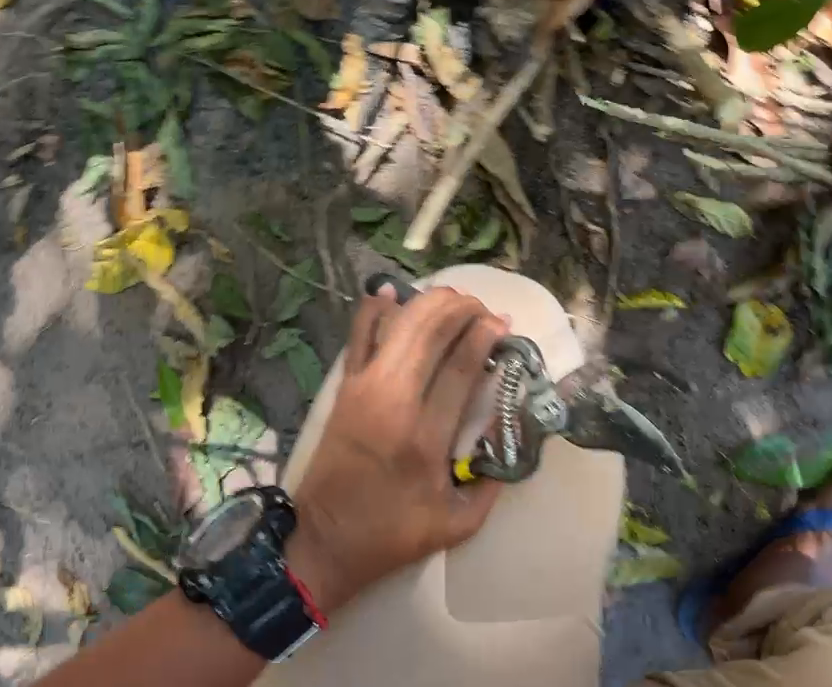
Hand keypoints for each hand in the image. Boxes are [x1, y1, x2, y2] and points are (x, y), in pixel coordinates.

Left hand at [286, 286, 507, 612]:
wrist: (321, 542)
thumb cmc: (392, 536)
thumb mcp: (458, 524)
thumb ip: (491, 481)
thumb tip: (509, 431)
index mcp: (424, 438)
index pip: (460, 367)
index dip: (485, 336)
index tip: (503, 324)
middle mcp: (393, 401)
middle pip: (430, 331)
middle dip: (462, 309)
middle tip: (483, 310)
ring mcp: (363, 388)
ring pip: (399, 324)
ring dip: (430, 303)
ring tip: (455, 301)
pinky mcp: (344, 387)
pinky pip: (359, 335)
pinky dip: (374, 308)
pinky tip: (393, 289)